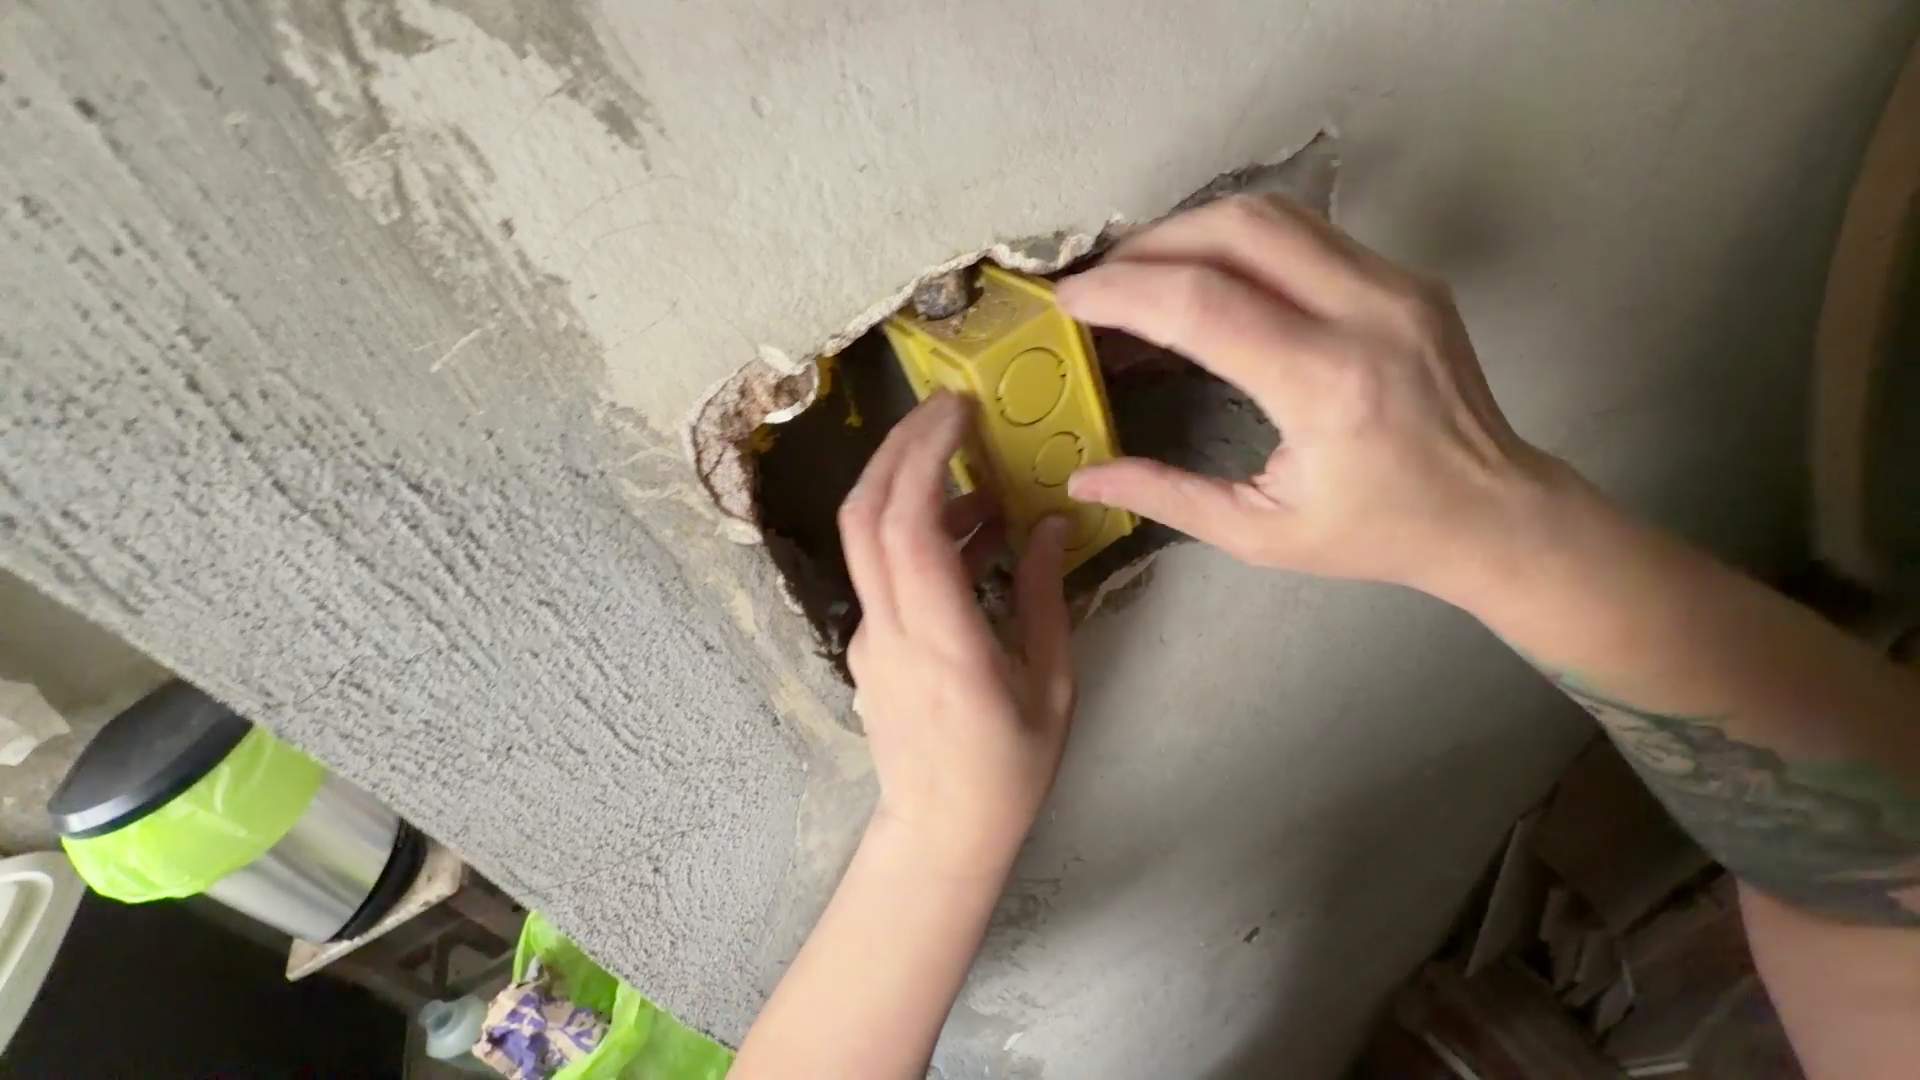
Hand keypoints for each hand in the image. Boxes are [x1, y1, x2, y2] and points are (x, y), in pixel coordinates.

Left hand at [837, 393, 1076, 871]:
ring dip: (910, 488)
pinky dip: (918, 534)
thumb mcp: (1050, 685)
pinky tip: (970, 536)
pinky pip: (884, 570)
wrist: (939, 832)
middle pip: (866, 513)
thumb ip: (1042, 597)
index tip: (959, 412)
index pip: (909, 526)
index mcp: (942, 642)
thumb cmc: (1007, 770)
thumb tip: (1048, 525)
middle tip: (949, 409)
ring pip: (866, 537)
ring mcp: (869, 636)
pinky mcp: (869, 642)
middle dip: (900, 447)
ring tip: (980, 479)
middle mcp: (889, 629)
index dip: (924, 456)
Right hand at [1056, 194, 1573, 598]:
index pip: (1203, 302)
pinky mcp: (1402, 275)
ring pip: (1270, 214)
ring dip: (1188, 230)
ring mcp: (1393, 282)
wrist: (1495, 512)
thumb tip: (1083, 476)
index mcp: (1326, 384)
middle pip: (1234, 228)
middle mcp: (1366, 312)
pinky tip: (1200, 274)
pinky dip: (1233, 240)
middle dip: (1146, 245)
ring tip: (1137, 272)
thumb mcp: (1259, 534)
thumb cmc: (1375, 534)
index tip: (1069, 300)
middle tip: (1096, 282)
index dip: (1123, 291)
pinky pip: (1302, 231)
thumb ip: (1166, 497)